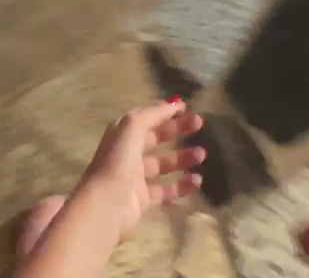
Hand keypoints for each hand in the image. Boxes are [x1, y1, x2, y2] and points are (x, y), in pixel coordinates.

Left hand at [73, 98, 205, 237]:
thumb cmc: (118, 160)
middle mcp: (129, 150)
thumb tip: (174, 103)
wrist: (106, 205)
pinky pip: (166, 189)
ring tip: (202, 154)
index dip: (165, 110)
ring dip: (183, 157)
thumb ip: (153, 113)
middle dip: (178, 129)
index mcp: (123, 131)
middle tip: (200, 124)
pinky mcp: (143, 198)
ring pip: (164, 163)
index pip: (147, 115)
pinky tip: (197, 181)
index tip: (187, 107)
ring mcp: (136, 175)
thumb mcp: (133, 126)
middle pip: (157, 136)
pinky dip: (182, 185)